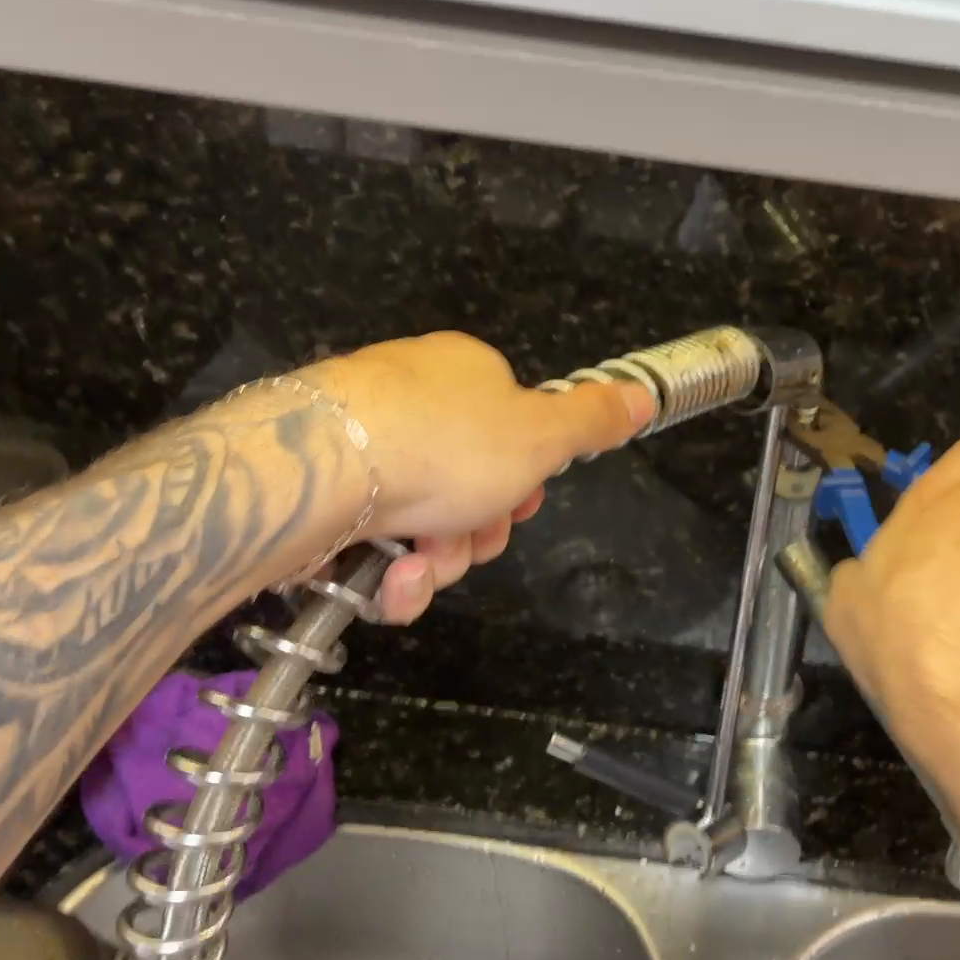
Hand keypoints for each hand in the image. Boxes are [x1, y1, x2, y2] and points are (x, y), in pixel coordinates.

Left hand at [297, 332, 654, 622]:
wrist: (316, 472)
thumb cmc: (447, 445)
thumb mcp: (543, 435)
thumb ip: (594, 420)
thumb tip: (643, 394)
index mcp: (466, 375)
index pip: (513, 430)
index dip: (527, 477)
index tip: (523, 500)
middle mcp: (412, 401)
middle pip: (474, 482)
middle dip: (481, 527)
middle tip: (474, 533)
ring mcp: (362, 443)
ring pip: (428, 519)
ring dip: (441, 558)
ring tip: (422, 565)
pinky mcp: (319, 488)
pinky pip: (377, 537)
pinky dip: (394, 571)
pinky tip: (393, 583)